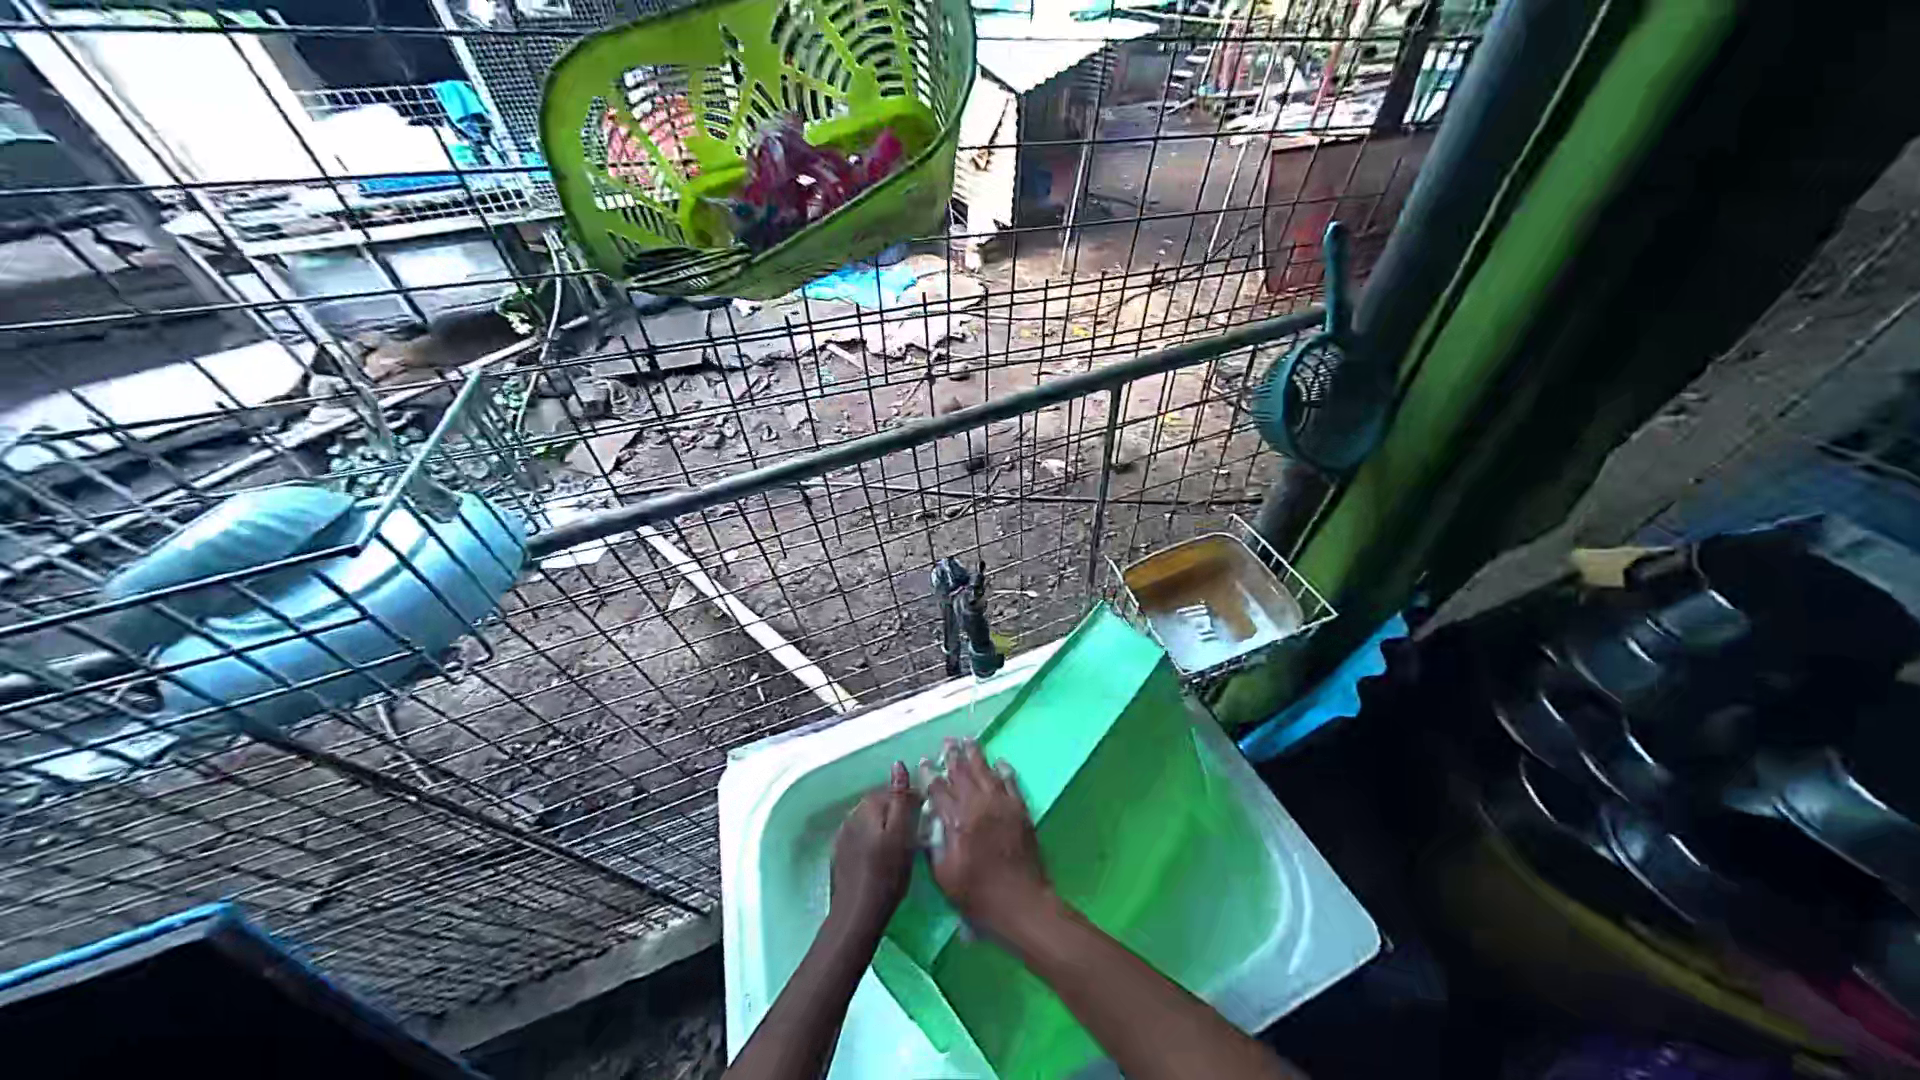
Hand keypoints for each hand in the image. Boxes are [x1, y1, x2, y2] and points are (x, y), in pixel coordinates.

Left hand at [829, 761, 920, 929]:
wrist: (857, 915)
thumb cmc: (886, 874)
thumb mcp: (903, 834)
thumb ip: (901, 799)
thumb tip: (899, 764)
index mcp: (868, 805)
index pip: (893, 790)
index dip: (911, 803)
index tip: (924, 821)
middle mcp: (851, 814)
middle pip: (881, 806)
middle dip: (896, 815)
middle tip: (914, 838)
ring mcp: (842, 836)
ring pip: (870, 823)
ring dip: (884, 830)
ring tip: (900, 851)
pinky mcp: (839, 855)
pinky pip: (861, 840)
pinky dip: (872, 845)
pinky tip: (881, 862)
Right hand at [927, 737, 1054, 938]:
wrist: (1021, 903)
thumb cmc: (977, 895)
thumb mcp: (944, 875)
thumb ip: (934, 844)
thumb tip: (929, 821)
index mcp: (957, 820)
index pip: (939, 789)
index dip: (929, 774)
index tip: (924, 762)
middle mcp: (979, 805)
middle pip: (963, 773)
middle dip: (953, 756)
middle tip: (947, 742)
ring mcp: (1002, 805)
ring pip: (986, 772)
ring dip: (976, 755)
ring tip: (969, 741)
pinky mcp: (1020, 811)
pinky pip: (1011, 783)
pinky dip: (1004, 771)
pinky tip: (1000, 763)